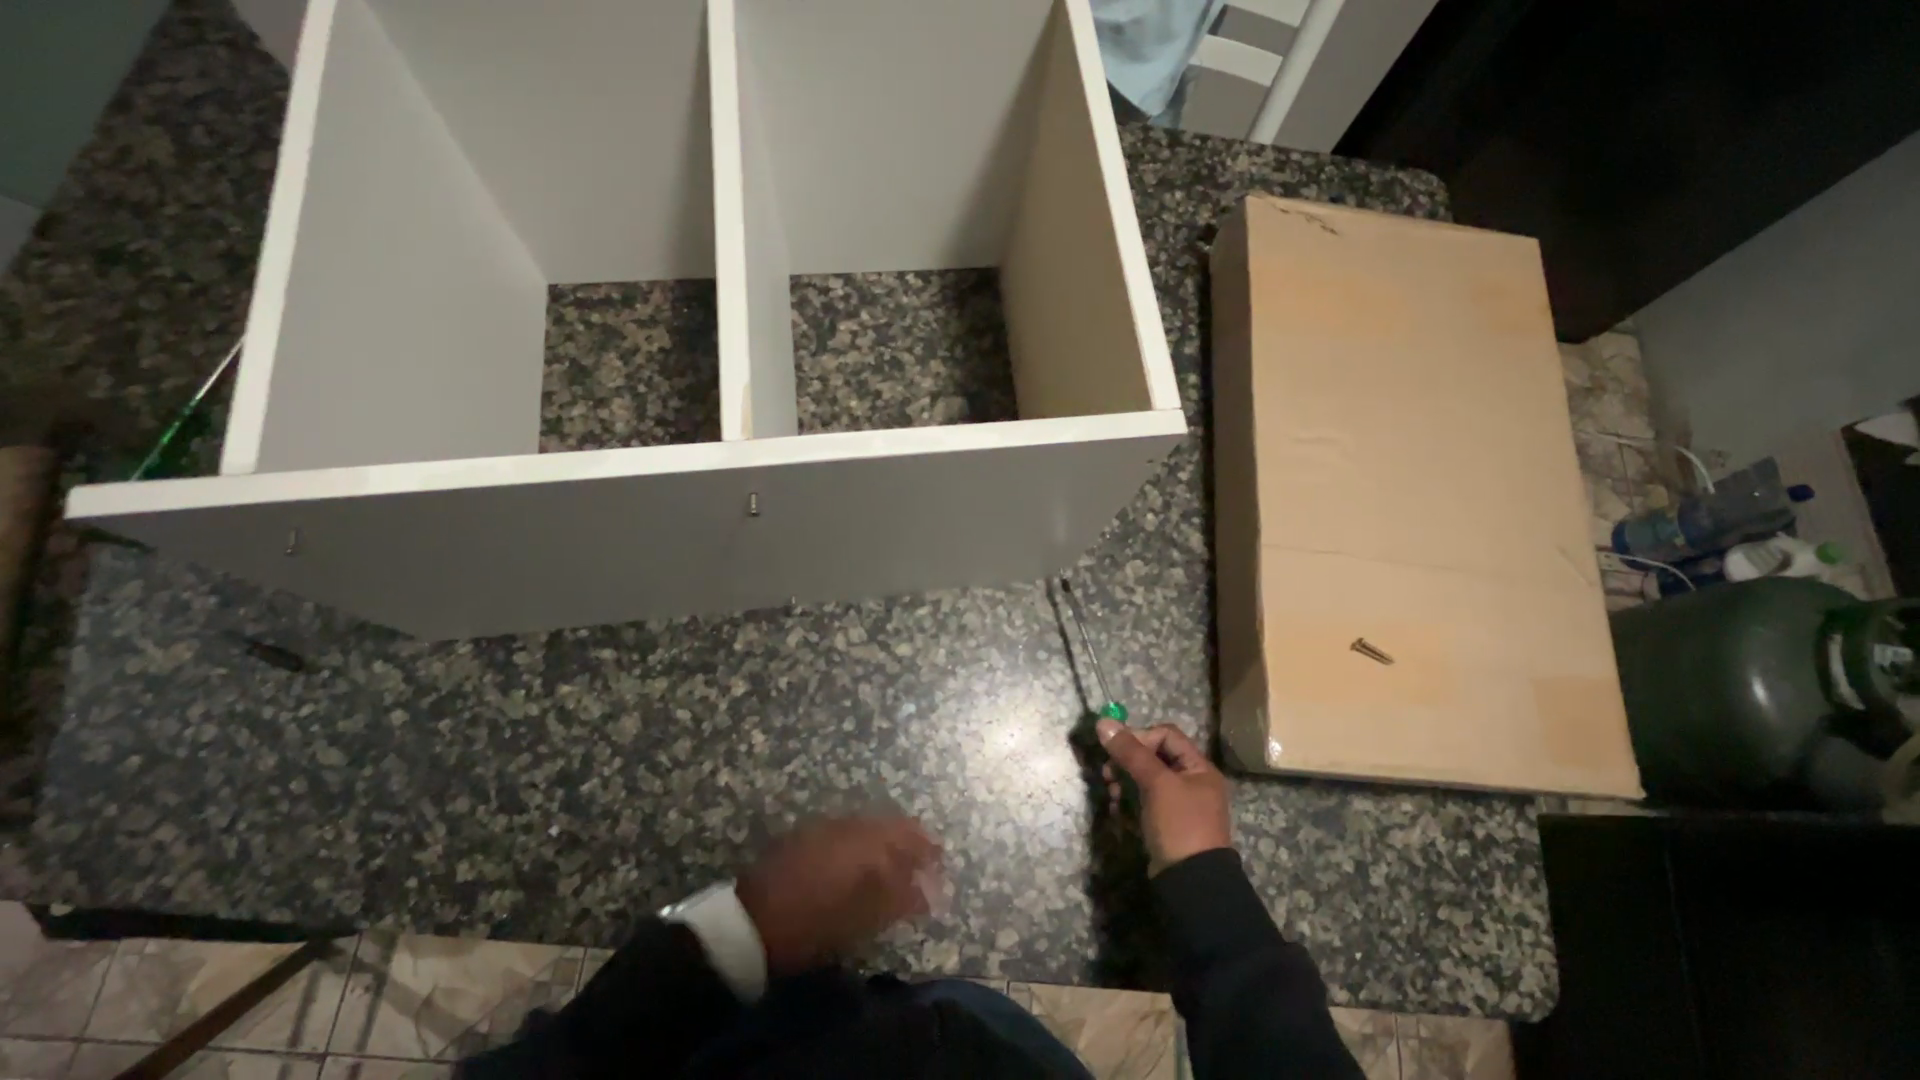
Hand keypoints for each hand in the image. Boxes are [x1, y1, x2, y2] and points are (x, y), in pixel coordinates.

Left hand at [735, 815, 940, 973]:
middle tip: (921, 868)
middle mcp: (849, 825)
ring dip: (886, 843)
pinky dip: (862, 845)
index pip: (912, 835)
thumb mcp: (862, 920)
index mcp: (867, 841)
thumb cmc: (812, 925)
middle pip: (891, 825)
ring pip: (868, 826)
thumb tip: (928, 890)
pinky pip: (846, 832)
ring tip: (894, 870)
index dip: (930, 851)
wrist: (749, 922)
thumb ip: (900, 899)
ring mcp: (824, 827)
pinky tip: (859, 867)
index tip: (941, 867)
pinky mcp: (805, 835)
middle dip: (910, 843)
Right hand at [1098, 719, 1232, 874]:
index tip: (1118, 752)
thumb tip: (1103, 722)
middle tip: (1108, 774)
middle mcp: (1191, 782)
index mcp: (1199, 767)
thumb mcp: (1156, 784)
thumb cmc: (1179, 824)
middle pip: (1153, 757)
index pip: (1165, 735)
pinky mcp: (1165, 824)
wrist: (1191, 881)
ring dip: (1124, 783)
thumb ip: (1131, 752)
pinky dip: (1129, 803)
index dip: (1140, 737)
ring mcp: (1178, 805)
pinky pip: (1143, 802)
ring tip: (1112, 796)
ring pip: (1144, 780)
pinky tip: (1119, 812)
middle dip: (1127, 763)